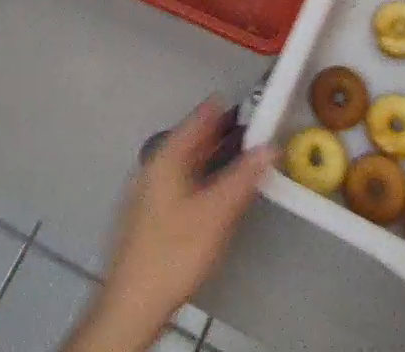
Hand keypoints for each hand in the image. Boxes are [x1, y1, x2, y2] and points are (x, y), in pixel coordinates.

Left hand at [65, 99, 273, 351]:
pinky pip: (180, 181)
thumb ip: (245, 177)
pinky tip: (217, 189)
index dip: (223, 108)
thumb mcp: (217, 212)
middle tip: (251, 127)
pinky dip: (202, 175)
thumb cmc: (175, 251)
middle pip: (190, 140)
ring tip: (240, 154)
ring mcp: (148, 192)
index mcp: (165, 159)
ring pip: (185, 163)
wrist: (134, 302)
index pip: (197, 120)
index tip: (248, 101)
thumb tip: (270, 146)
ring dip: (212, 155)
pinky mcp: (150, 216)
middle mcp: (153, 168)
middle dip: (220, 133)